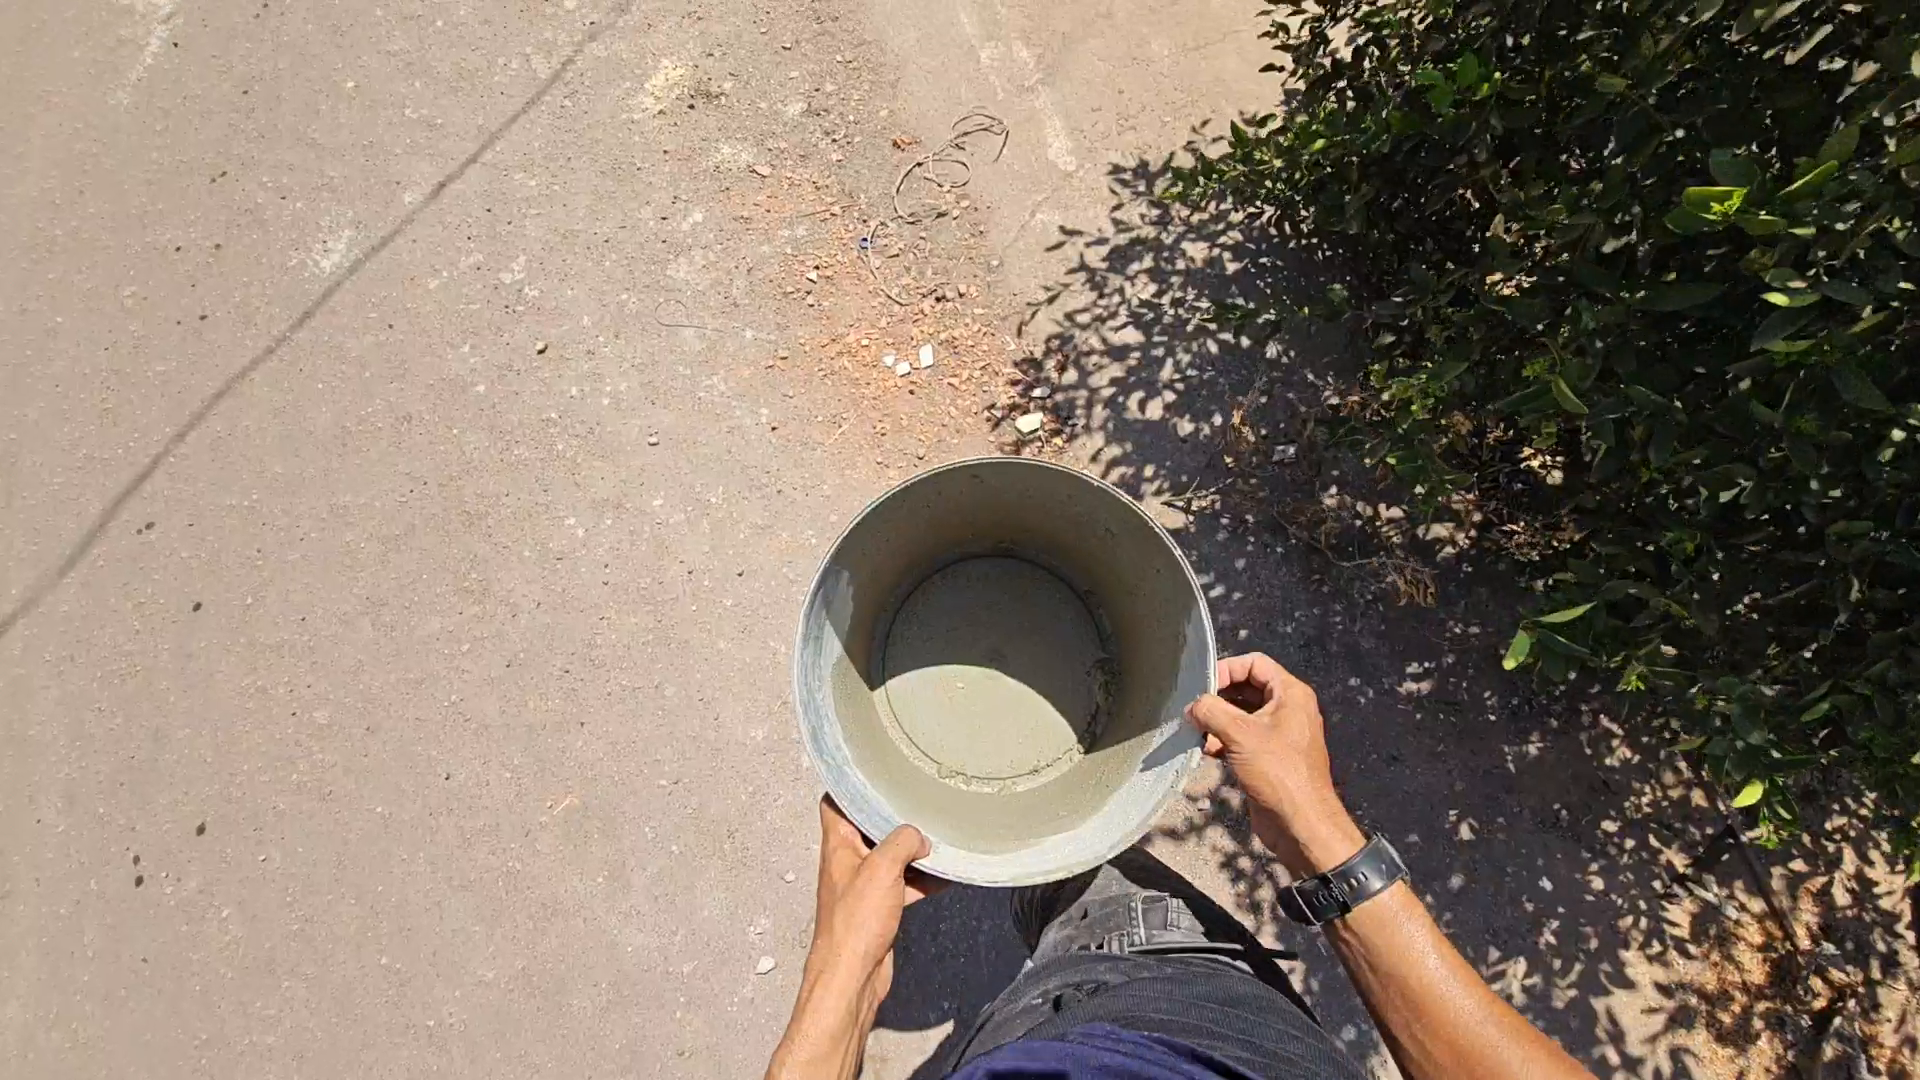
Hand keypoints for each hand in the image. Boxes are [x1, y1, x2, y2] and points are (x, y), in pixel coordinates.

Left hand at [765, 798, 939, 1079]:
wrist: (852, 978)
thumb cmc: (856, 920)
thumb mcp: (882, 867)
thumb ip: (903, 841)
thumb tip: (920, 836)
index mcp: (838, 844)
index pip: (834, 803)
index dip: (849, 785)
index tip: (873, 770)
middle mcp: (848, 861)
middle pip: (868, 827)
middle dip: (892, 815)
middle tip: (917, 798)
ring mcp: (863, 886)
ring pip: (889, 856)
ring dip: (912, 849)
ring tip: (939, 834)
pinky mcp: (879, 909)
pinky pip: (903, 884)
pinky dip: (922, 878)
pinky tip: (947, 874)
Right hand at [1186, 653, 1365, 877]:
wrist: (1300, 825)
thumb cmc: (1277, 772)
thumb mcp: (1239, 733)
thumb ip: (1210, 710)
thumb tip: (1192, 706)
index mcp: (1290, 694)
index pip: (1254, 664)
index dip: (1227, 669)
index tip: (1203, 686)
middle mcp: (1286, 709)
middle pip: (1245, 688)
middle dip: (1217, 697)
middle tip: (1194, 709)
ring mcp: (1277, 734)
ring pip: (1240, 714)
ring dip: (1216, 720)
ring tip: (1196, 731)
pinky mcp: (1268, 756)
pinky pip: (1240, 737)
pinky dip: (1221, 740)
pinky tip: (1206, 750)